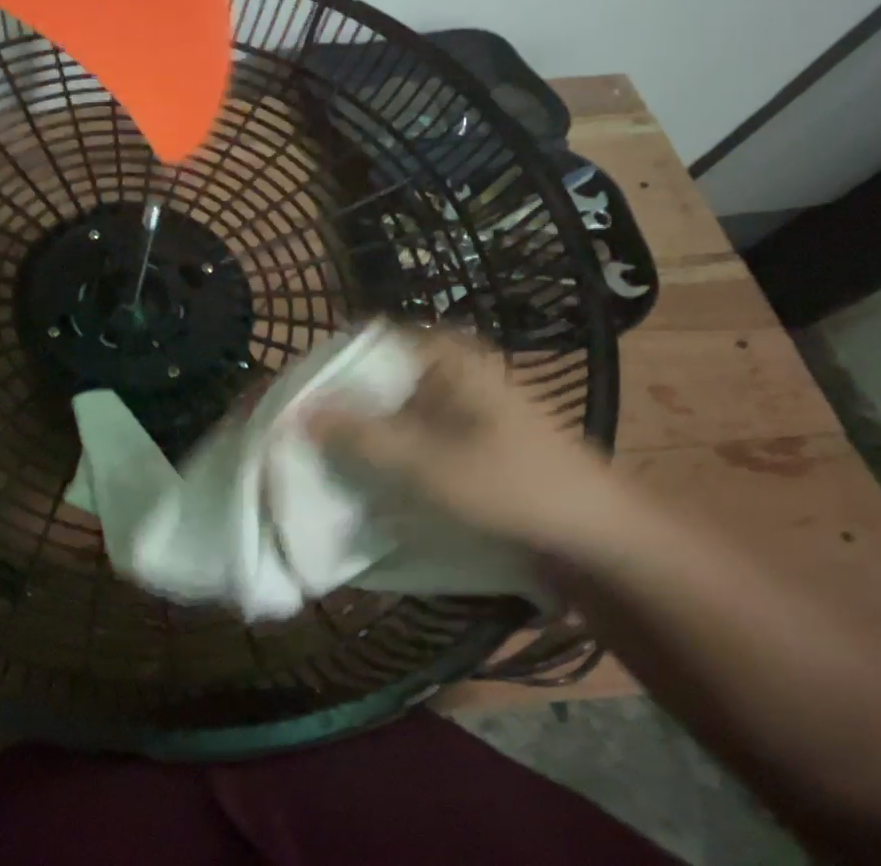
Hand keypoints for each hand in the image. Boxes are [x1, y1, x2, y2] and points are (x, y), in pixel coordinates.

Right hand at [306, 327, 620, 549]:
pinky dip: (379, 448)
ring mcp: (460, 403)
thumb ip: (358, 436)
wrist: (596, 538)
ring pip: (387, 407)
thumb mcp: (426, 463)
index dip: (319, 367)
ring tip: (312, 453)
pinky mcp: (465, 437)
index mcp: (445, 356)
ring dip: (353, 430)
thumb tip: (295, 413)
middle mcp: (451, 369)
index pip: (363, 342)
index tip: (284, 396)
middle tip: (290, 430)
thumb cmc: (514, 487)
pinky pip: (406, 432)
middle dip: (331, 402)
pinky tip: (356, 473)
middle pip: (372, 375)